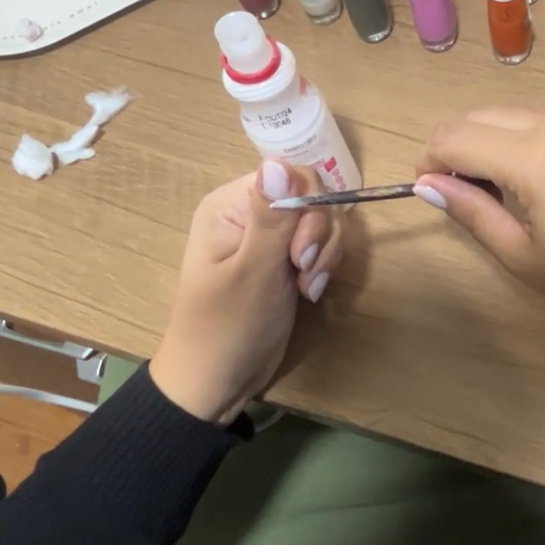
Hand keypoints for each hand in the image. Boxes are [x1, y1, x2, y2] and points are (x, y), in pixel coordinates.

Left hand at [149, 160, 344, 422]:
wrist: (218, 381)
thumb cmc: (226, 328)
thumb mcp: (252, 273)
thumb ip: (270, 219)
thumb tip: (277, 162)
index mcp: (231, 205)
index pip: (292, 176)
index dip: (310, 209)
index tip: (302, 253)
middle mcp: (251, 213)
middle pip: (313, 197)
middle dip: (321, 236)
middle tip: (306, 274)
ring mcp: (270, 238)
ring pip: (323, 222)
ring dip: (326, 256)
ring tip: (306, 289)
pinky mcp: (286, 261)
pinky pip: (321, 246)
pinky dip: (324, 268)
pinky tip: (309, 293)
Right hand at [416, 108, 544, 359]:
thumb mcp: (521, 256)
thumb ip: (470, 211)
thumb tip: (427, 184)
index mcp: (539, 157)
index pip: (458, 136)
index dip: (432, 160)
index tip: (430, 188)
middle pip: (488, 115)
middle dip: (463, 147)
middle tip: (468, 193)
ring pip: (529, 116)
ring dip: (505, 143)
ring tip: (516, 192)